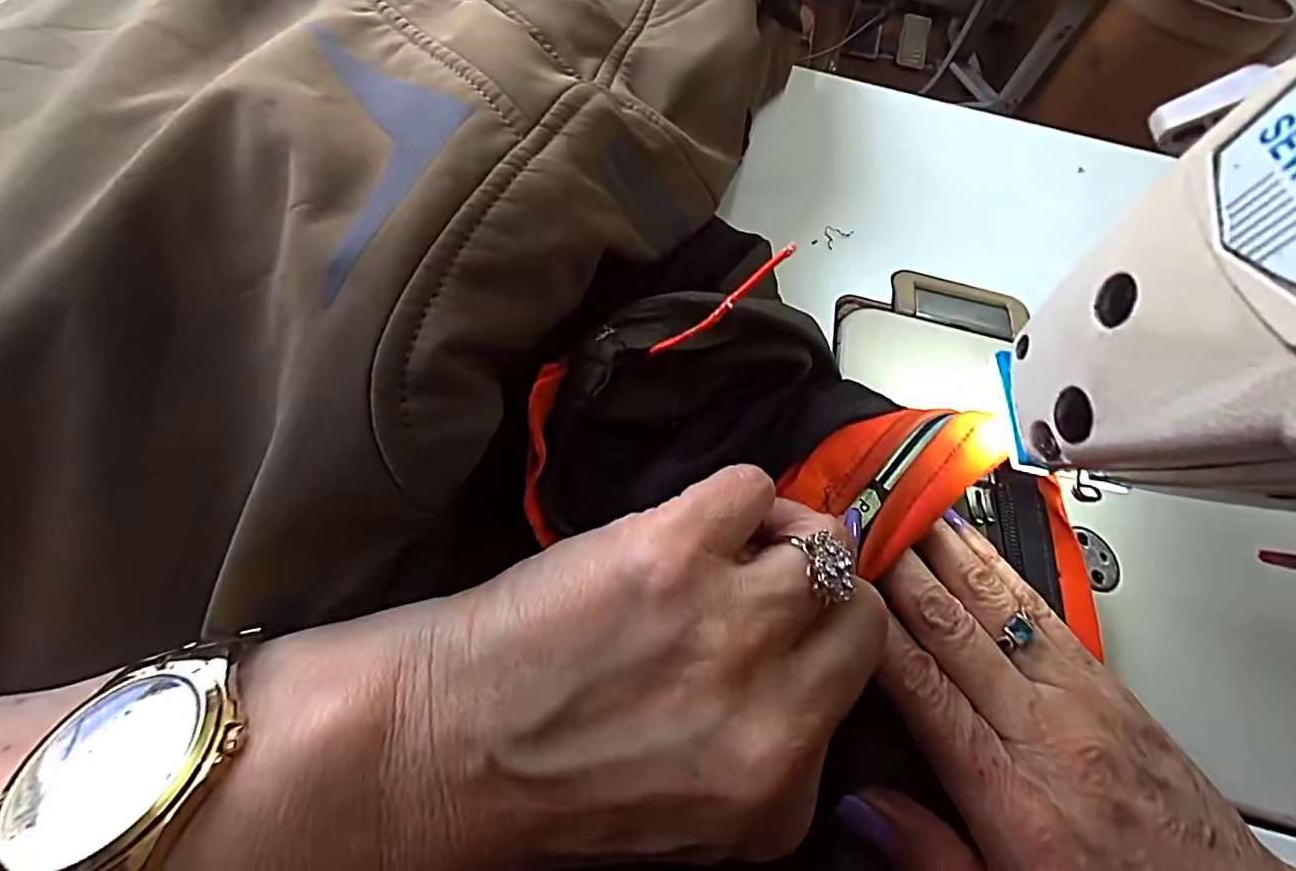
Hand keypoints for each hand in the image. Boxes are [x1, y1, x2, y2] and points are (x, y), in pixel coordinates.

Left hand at [171, 464, 885, 868]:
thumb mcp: (702, 808)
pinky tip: (699, 521)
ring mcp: (723, 621)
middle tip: (777, 575)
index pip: (860, 680)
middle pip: (861, 611)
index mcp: (777, 788)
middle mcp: (767, 709)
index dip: (824, 641)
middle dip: (825, 589)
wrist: (434, 746)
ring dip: (788, 532)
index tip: (795, 623)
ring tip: (742, 541)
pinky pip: (754, 486)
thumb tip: (815, 650)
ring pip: (826, 542)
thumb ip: (778, 747)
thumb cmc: (561, 780)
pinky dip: (738, 495)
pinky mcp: (672, 550)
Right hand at [860, 514, 1283, 870]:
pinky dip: (998, 566)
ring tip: (912, 511)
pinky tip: (974, 541)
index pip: (924, 690)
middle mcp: (1044, 730)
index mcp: (1012, 796)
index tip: (847, 592)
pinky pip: (1040, 607)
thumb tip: (866, 808)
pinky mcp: (1103, 677)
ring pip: (996, 604)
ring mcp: (1078, 694)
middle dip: (903, 571)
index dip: (878, 632)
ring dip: (948, 551)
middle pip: (954, 630)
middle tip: (868, 528)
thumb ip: (932, 854)